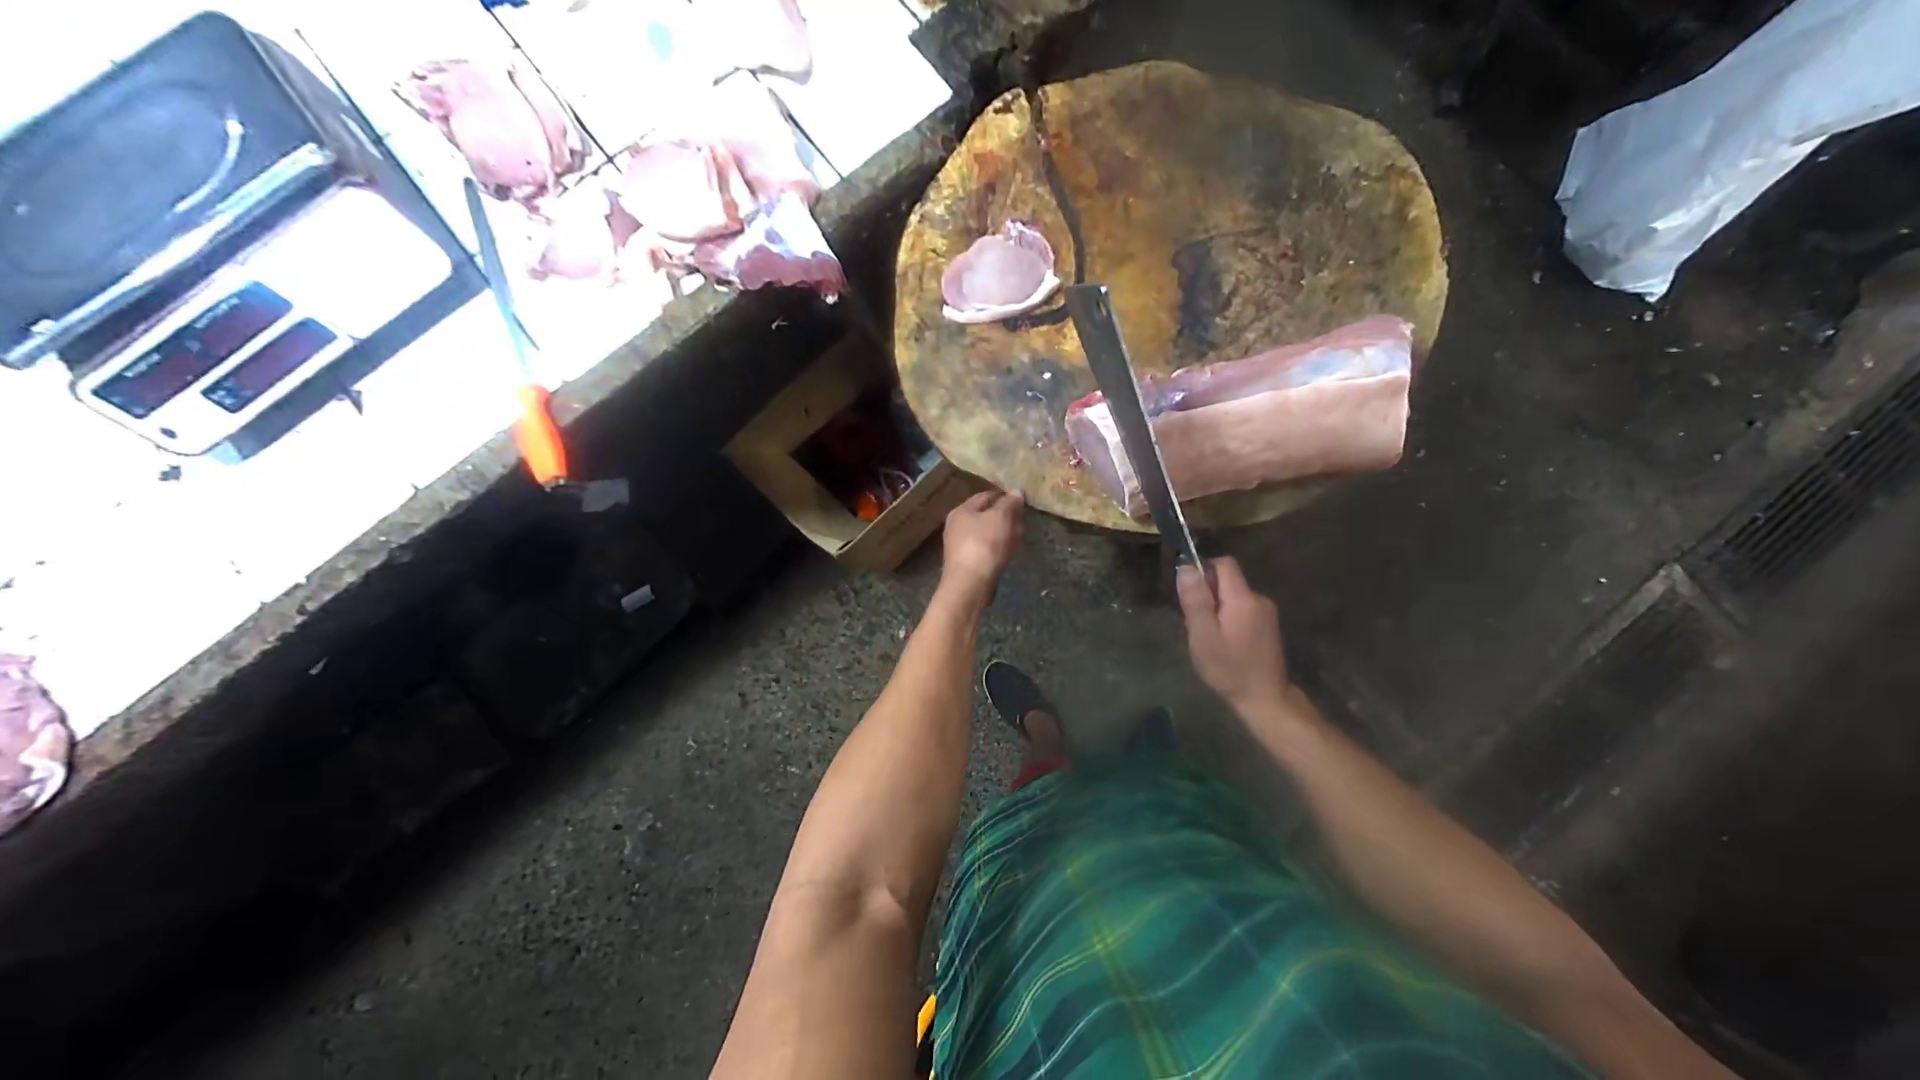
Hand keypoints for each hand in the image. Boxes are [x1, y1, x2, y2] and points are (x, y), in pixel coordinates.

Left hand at [940, 489, 1024, 603]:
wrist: (970, 584)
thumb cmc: (984, 545)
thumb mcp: (1000, 518)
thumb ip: (1010, 503)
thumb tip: (1017, 491)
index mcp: (962, 510)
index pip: (986, 495)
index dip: (1005, 496)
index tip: (1021, 502)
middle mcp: (957, 525)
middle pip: (986, 515)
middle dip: (1006, 517)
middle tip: (1022, 520)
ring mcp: (960, 545)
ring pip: (987, 533)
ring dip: (1004, 532)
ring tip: (1019, 536)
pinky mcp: (967, 562)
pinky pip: (985, 548)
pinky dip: (998, 547)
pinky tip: (1009, 551)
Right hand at [1176, 556, 1294, 716]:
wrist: (1265, 698)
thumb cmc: (1229, 668)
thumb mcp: (1203, 635)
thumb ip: (1195, 599)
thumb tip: (1186, 567)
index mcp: (1243, 598)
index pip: (1224, 563)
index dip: (1203, 570)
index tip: (1189, 594)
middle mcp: (1259, 599)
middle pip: (1227, 580)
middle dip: (1207, 594)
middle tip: (1195, 623)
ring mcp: (1266, 613)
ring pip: (1233, 596)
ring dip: (1216, 608)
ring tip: (1207, 637)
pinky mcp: (1268, 626)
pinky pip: (1242, 609)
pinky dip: (1228, 618)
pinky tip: (1223, 642)